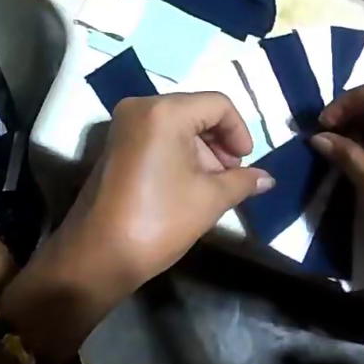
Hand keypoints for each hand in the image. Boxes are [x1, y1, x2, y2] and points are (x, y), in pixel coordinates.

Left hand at [2, 93, 272, 353]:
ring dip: (202, 151)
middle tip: (233, 176)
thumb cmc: (158, 221)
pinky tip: (190, 185)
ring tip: (214, 187)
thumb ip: (243, 181)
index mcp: (165, 111)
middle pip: (197, 112)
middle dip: (220, 143)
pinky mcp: (116, 145)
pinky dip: (180, 154)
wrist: (95, 258)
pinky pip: (158, 137)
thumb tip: (267, 179)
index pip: (218, 105)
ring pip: (178, 126)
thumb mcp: (210, 199)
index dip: (240, 132)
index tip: (246, 163)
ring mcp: (124, 126)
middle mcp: (141, 108)